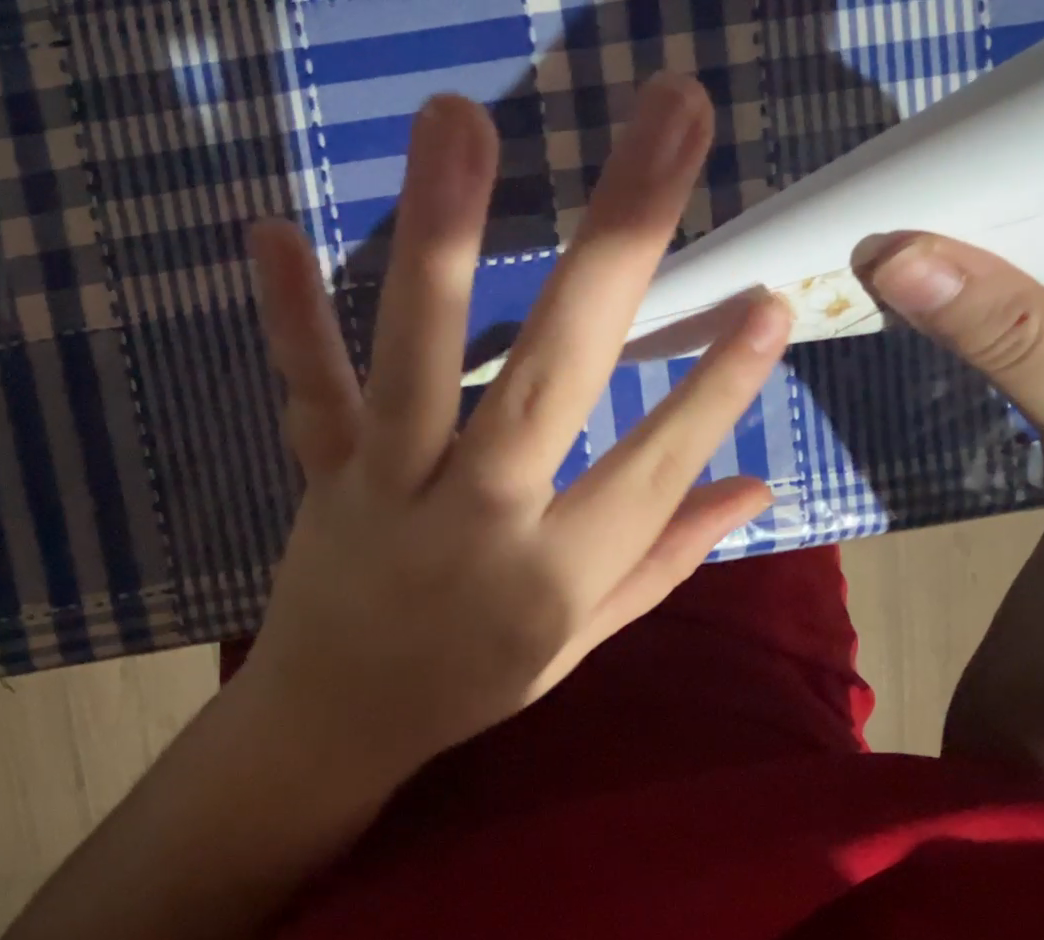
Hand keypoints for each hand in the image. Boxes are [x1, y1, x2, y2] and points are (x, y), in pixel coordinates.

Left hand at [233, 74, 790, 776]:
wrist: (340, 724)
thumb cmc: (471, 683)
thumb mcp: (580, 642)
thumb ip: (665, 562)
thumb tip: (757, 487)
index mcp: (552, 579)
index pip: (652, 469)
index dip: (717, 388)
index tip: (769, 296)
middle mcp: (475, 523)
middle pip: (551, 380)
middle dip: (619, 244)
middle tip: (673, 110)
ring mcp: (386, 494)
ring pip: (417, 366)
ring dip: (443, 239)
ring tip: (464, 119)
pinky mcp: (324, 478)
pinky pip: (310, 395)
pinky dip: (290, 318)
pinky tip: (274, 229)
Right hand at [862, 136, 1043, 614]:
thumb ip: (1009, 332)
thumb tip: (889, 254)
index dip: (1026, 185)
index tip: (909, 204)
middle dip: (994, 213)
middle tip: (881, 227)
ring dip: (975, 246)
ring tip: (885, 255)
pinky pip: (1038, 266)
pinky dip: (979, 280)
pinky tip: (921, 287)